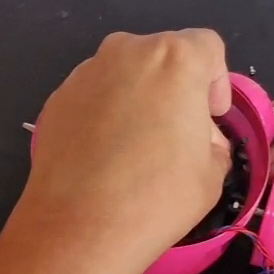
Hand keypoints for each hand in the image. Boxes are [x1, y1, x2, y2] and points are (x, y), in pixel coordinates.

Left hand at [15, 30, 232, 273]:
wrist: (79, 227)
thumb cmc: (157, 197)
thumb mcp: (212, 172)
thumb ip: (213, 139)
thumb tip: (197, 136)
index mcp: (174, 58)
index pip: (207, 46)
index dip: (216, 82)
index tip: (210, 118)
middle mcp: (126, 50)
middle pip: (163, 57)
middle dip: (176, 89)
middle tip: (176, 136)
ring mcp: (85, 72)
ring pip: (125, 75)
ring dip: (138, 99)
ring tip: (136, 149)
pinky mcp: (57, 98)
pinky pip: (94, 96)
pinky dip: (105, 114)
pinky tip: (104, 157)